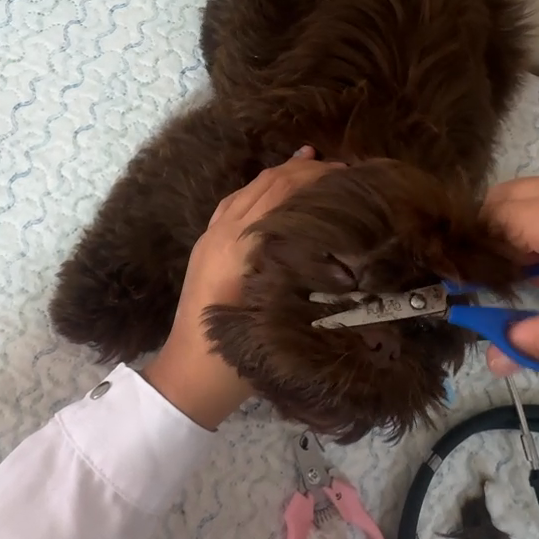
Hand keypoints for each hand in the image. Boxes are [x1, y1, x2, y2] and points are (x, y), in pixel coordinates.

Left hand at [142, 147, 341, 427]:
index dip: (316, 177)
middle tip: (341, 168)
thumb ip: (306, 272)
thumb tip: (344, 244)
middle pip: (267, 183)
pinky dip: (260, 188)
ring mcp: (211, 235)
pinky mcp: (206, 244)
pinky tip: (275, 188)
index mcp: (242, 243)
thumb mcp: (281, 315)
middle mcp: (225, 230)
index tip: (349, 174)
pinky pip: (235, 202)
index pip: (283, 191)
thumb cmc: (241, 354)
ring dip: (282, 175)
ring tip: (313, 163)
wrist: (190, 374)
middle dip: (303, 170)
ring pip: (249, 189)